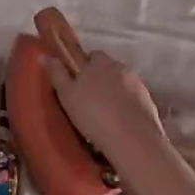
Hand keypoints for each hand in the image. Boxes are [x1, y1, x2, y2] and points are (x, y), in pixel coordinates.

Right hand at [42, 50, 167, 169]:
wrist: (132, 139)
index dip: (85, 67)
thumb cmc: (93, 114)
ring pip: (123, 85)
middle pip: (109, 69)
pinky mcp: (150, 103)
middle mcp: (122, 68)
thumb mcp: (67, 95)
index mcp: (100, 62)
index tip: (77, 82)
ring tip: (104, 115)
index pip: (93, 55)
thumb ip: (57, 74)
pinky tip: (119, 124)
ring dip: (115, 94)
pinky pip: (134, 100)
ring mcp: (139, 85)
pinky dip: (127, 107)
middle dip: (100, 80)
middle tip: (88, 100)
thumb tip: (44, 56)